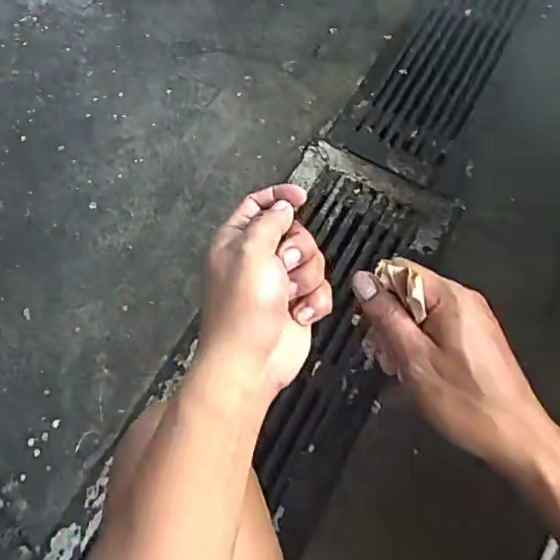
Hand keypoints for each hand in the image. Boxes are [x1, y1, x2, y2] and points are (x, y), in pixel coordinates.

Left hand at [198, 185, 330, 402]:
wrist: (251, 363)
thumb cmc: (242, 309)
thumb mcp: (252, 250)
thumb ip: (270, 220)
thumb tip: (283, 206)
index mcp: (237, 240)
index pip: (259, 204)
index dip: (280, 196)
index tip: (301, 197)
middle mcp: (258, 258)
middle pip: (296, 232)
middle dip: (299, 249)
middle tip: (284, 266)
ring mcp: (279, 282)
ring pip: (314, 260)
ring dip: (307, 278)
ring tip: (289, 295)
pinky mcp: (298, 303)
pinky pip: (322, 288)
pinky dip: (314, 301)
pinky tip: (299, 314)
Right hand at [353, 259, 555, 475]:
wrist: (517, 438)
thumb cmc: (465, 402)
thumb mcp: (416, 359)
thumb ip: (387, 316)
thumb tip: (362, 280)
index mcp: (451, 296)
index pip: (400, 268)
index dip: (378, 293)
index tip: (371, 326)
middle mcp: (464, 298)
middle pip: (411, 290)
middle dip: (390, 319)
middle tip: (386, 357)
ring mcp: (473, 317)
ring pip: (422, 311)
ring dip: (404, 335)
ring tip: (402, 370)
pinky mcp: (477, 336)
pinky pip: (439, 326)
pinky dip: (423, 343)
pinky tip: (421, 372)